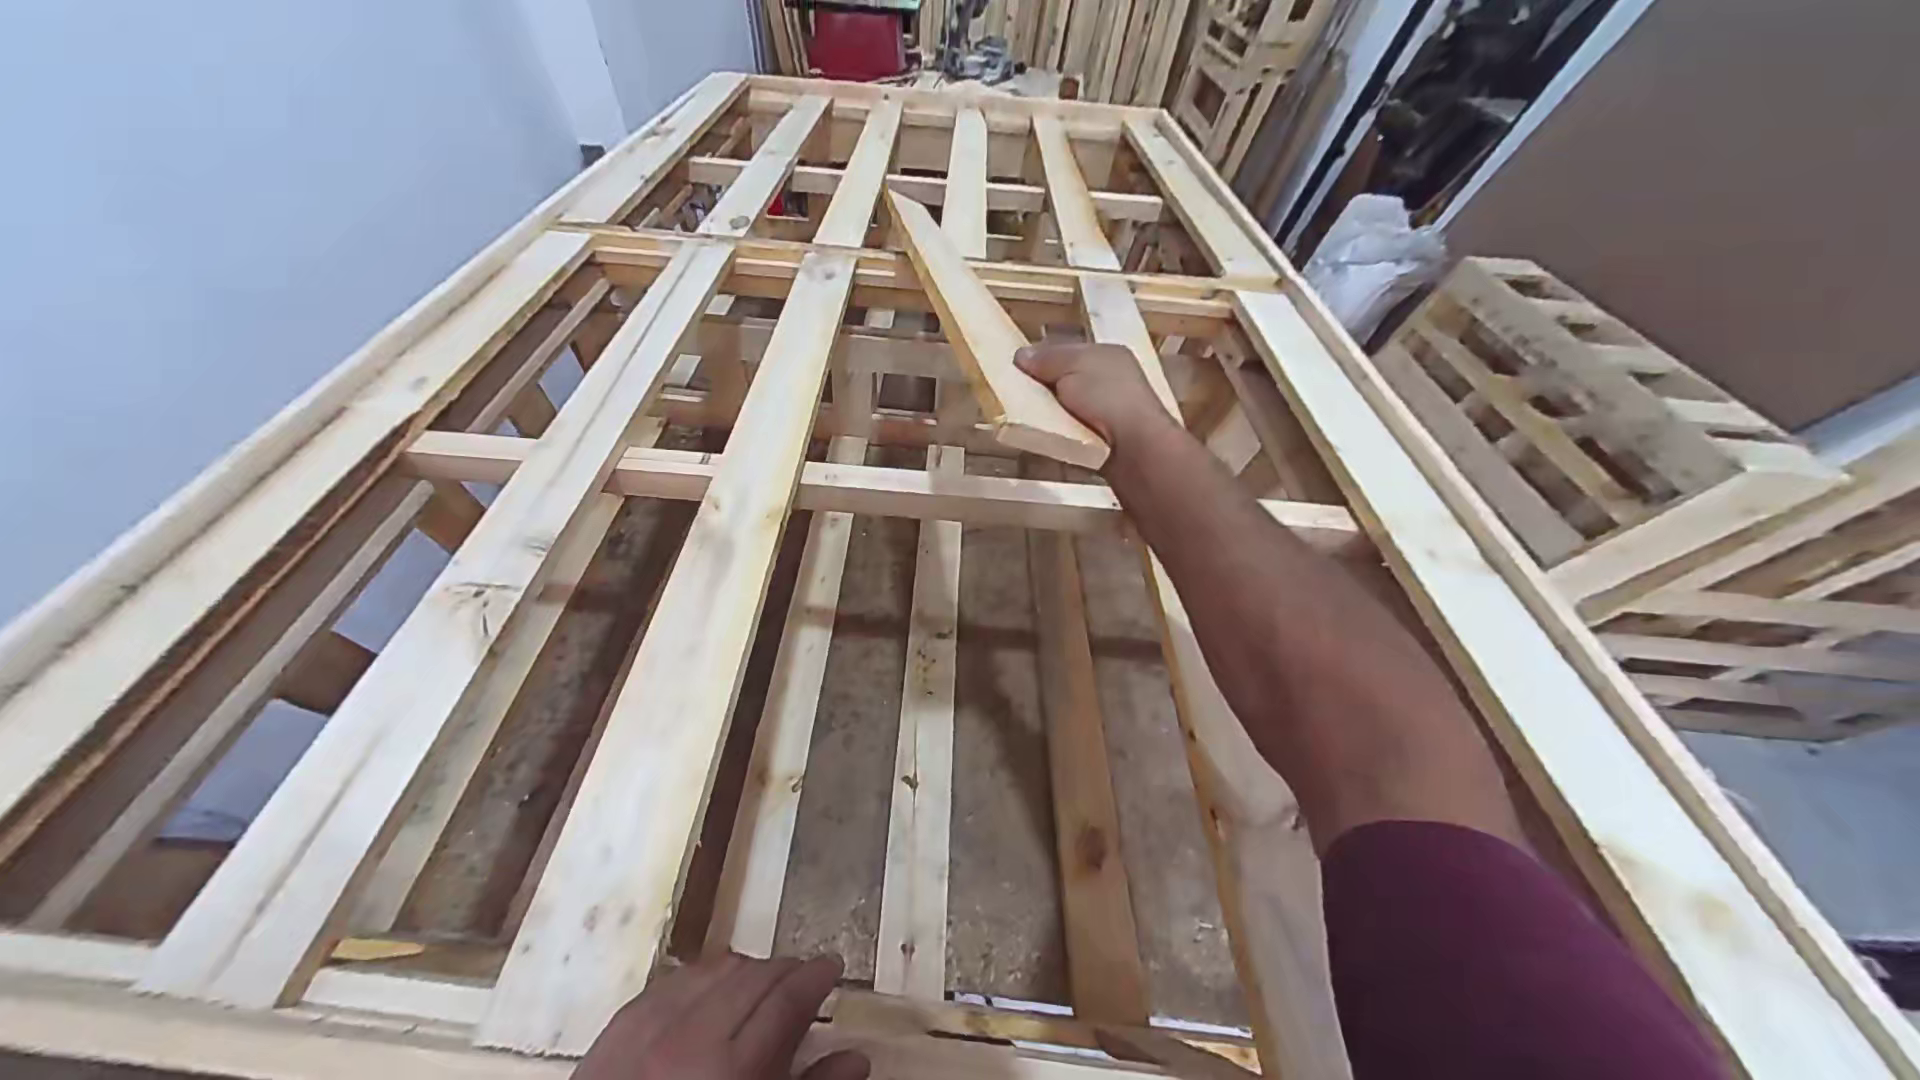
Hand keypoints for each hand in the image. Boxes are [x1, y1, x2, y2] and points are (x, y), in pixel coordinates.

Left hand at [574, 953, 867, 1079]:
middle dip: (787, 971)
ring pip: (720, 966)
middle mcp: (693, 1037)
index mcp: (734, 1073)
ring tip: (758, 991)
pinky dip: (705, 978)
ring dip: (748, 971)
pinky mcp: (621, 1023)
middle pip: (759, 974)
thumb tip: (857, 1058)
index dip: (818, 976)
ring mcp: (652, 1026)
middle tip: (801, 984)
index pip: (790, 999)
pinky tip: (712, 997)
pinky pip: (678, 977)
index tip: (833, 966)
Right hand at [1014, 342, 1173, 451]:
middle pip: (1065, 380)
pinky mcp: (1103, 440)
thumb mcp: (1073, 366)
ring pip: (1067, 409)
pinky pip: (1072, 433)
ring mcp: (1109, 413)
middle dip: (1043, 388)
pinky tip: (1046, 438)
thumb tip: (1021, 354)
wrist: (1136, 449)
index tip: (1016, 369)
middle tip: (1017, 396)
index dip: (1041, 358)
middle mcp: (1110, 381)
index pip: (1067, 351)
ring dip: (1049, 414)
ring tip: (1027, 419)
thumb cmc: (1108, 397)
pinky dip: (1058, 434)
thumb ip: (1047, 358)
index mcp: (1107, 355)